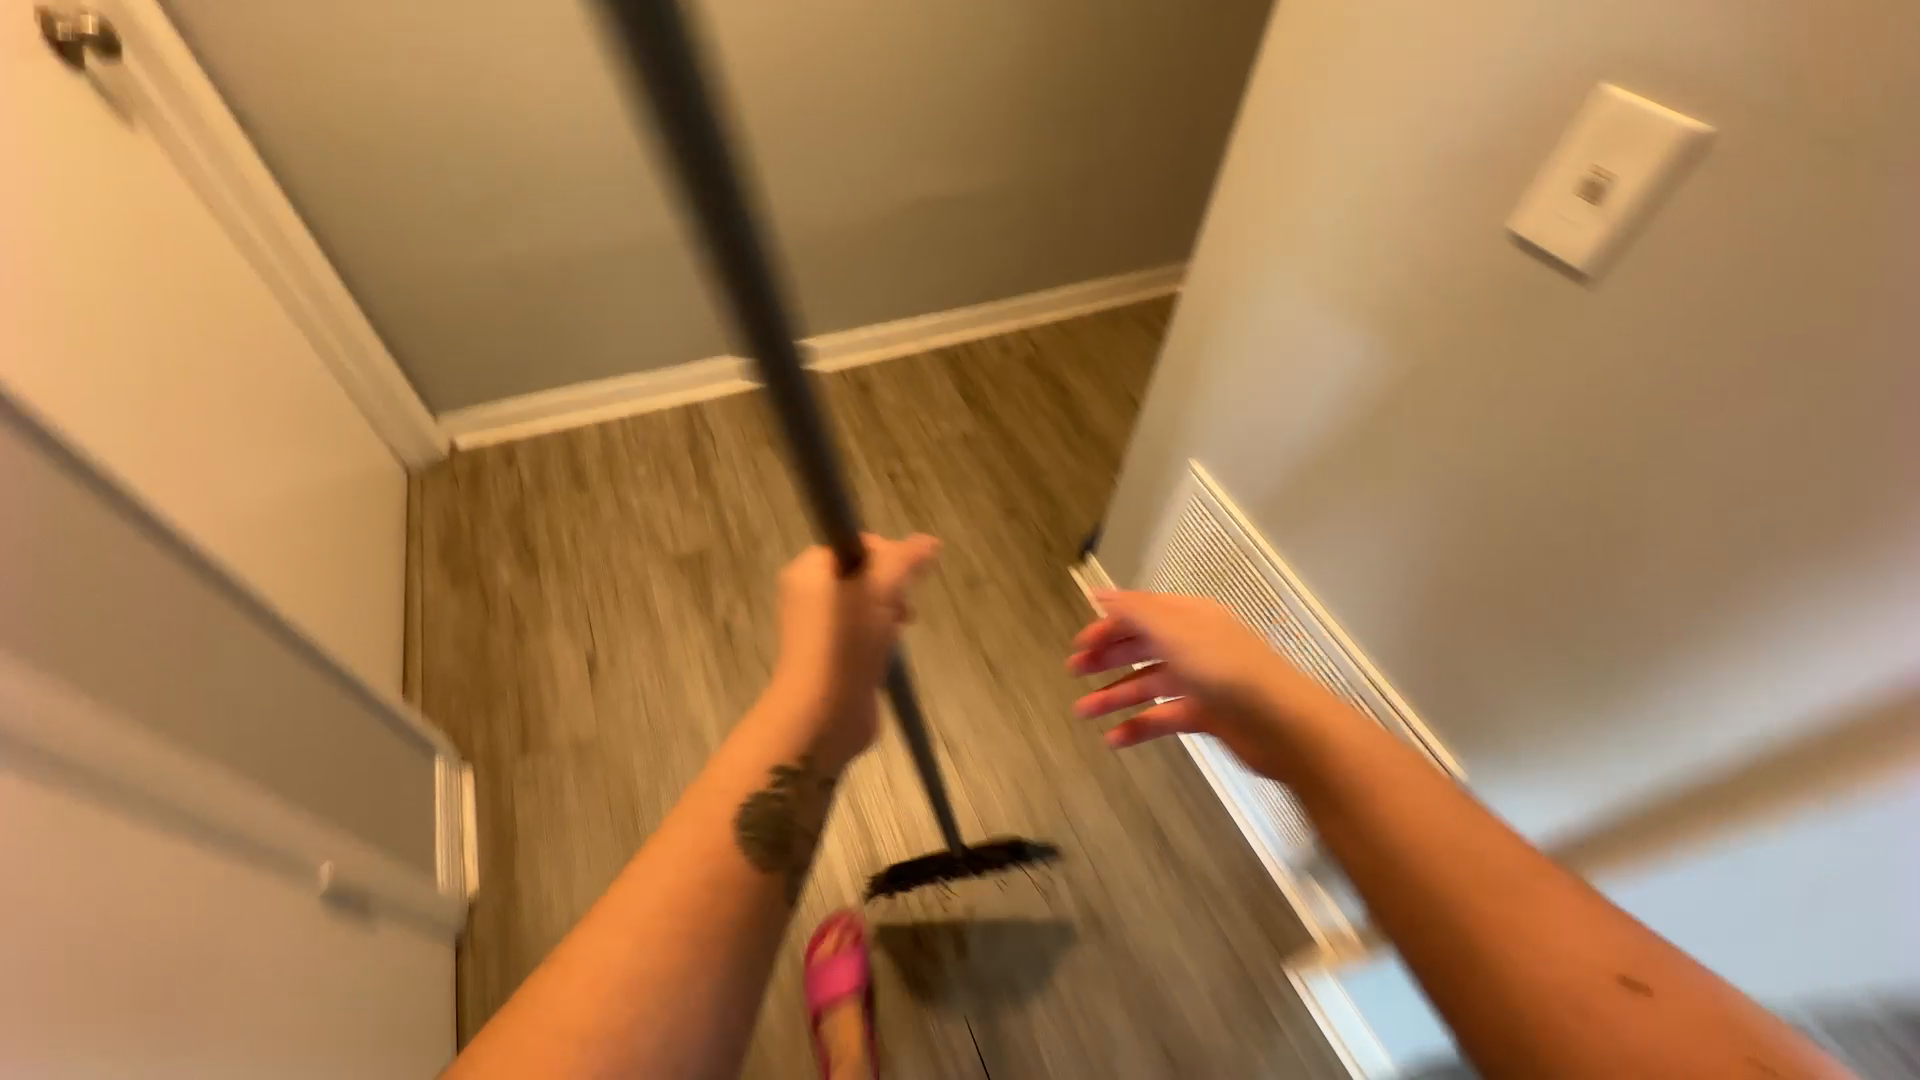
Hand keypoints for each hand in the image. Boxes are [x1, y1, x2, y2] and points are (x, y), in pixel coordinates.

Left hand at [769, 533, 940, 769]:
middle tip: (900, 607)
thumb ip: (905, 559)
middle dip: (891, 587)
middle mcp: (809, 596)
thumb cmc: (846, 641)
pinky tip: (888, 652)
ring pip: (867, 606)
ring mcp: (820, 629)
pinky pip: (864, 636)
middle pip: (863, 575)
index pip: (853, 543)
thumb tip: (931, 542)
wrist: (824, 713)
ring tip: (896, 632)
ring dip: (889, 614)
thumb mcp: (880, 588)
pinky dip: (881, 639)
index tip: (904, 574)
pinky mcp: (833, 657)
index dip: (885, 553)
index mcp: (808, 571)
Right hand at [1067, 590, 1351, 782]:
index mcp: (1189, 618)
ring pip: (1149, 684)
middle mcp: (1194, 645)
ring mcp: (1201, 681)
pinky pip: (1164, 717)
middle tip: (1075, 671)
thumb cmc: (1226, 669)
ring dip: (1115, 695)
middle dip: (1107, 658)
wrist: (1283, 724)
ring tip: (1083, 711)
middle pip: (1142, 646)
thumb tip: (1101, 593)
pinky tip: (1114, 739)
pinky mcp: (1207, 715)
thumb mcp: (1175, 631)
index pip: (1141, 613)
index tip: (1078, 643)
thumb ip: (1135, 611)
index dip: (1109, 625)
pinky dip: (1139, 726)